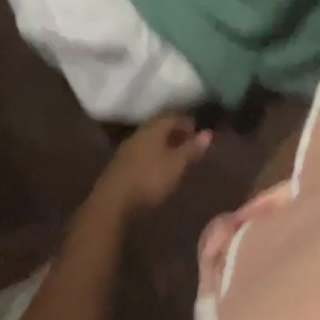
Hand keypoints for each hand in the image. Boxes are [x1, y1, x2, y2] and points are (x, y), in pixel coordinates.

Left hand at [93, 114, 212, 216]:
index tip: (197, 128)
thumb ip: (192, 148)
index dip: (186, 120)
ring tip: (175, 153)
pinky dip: (152, 154)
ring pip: (149, 139)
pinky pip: (141, 152)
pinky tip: (156, 165)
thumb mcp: (176, 165)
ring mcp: (126, 149)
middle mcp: (139, 134)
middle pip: (159, 126)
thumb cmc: (149, 179)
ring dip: (162, 143)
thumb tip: (208, 132)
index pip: (173, 116)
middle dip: (174, 131)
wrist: (111, 204)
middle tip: (188, 139)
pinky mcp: (119, 165)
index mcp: (153, 129)